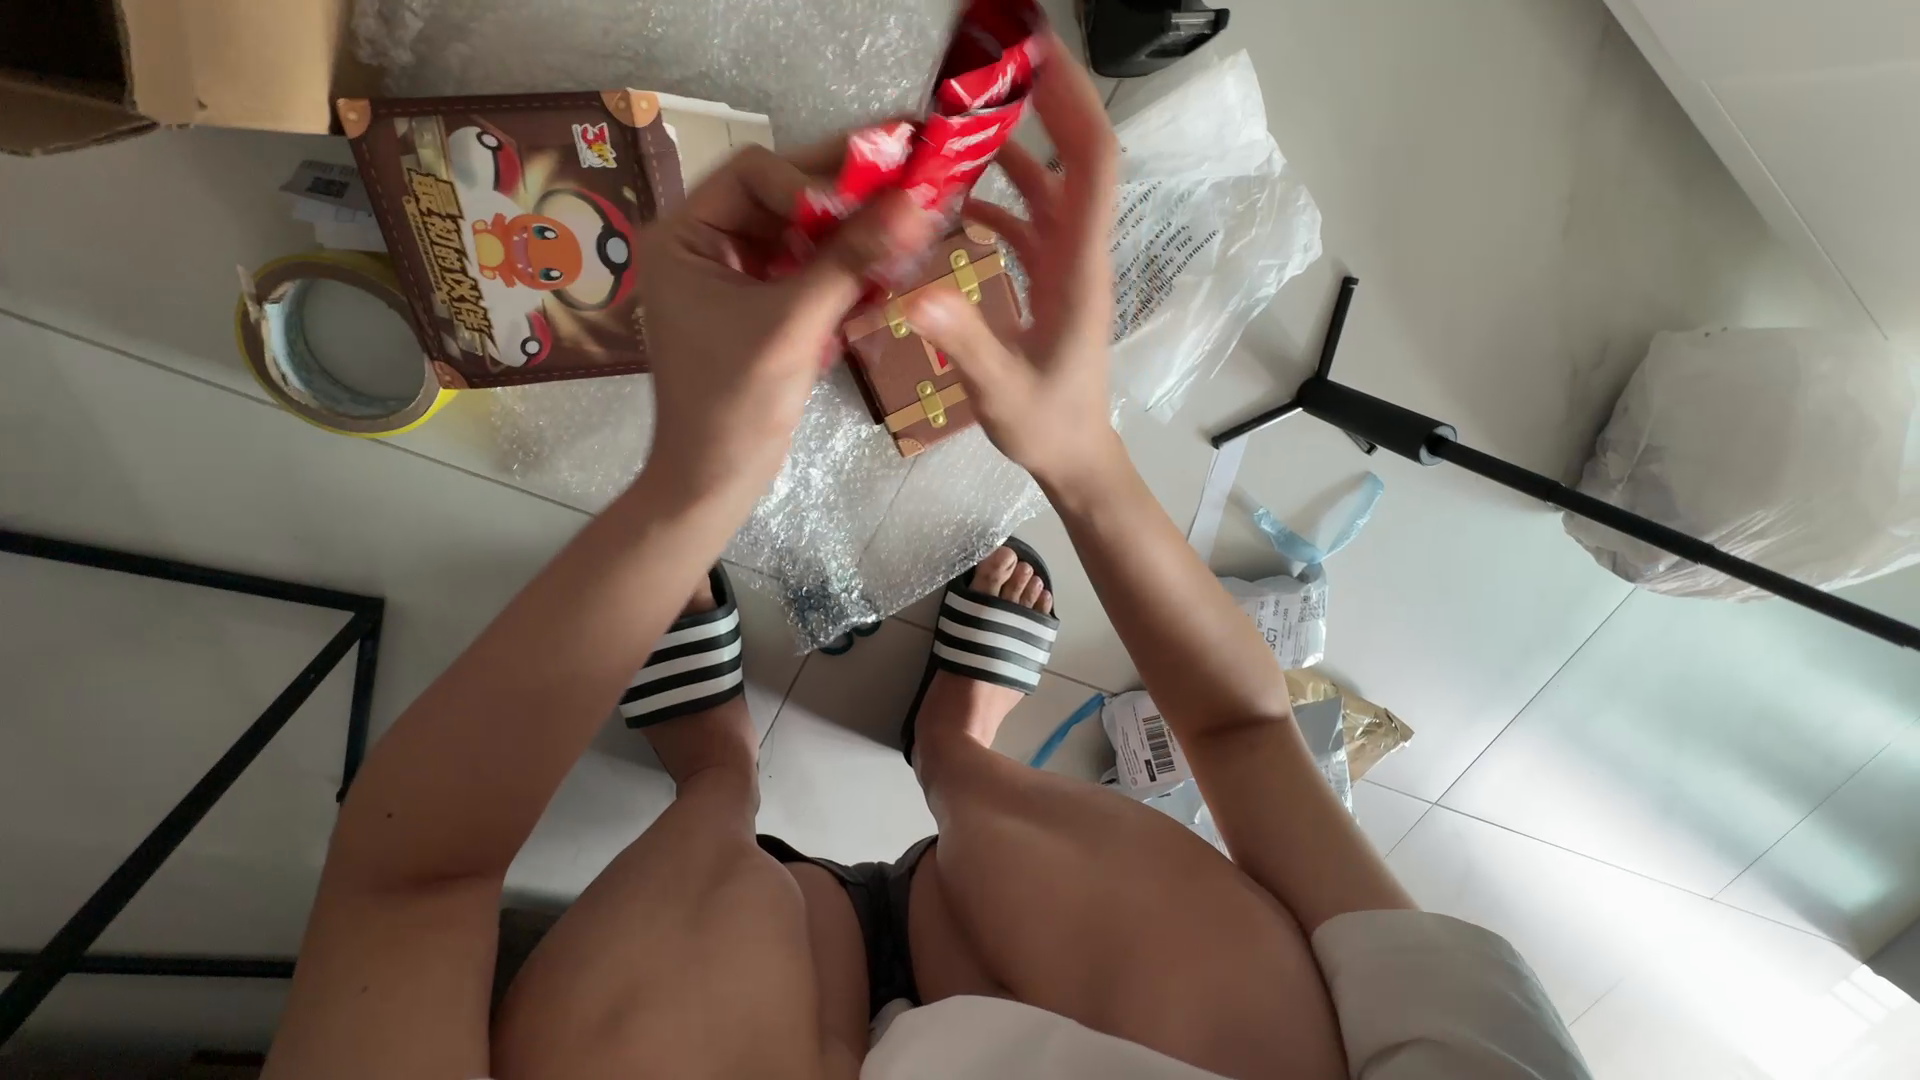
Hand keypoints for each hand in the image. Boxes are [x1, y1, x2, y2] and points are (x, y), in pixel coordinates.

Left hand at [637, 144, 935, 512]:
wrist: (717, 478)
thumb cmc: (736, 405)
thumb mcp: (793, 327)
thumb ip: (849, 262)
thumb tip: (912, 205)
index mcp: (683, 236)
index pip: (752, 174)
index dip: (810, 180)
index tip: (866, 206)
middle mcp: (706, 245)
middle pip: (781, 197)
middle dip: (843, 196)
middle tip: (909, 174)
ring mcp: (736, 277)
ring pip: (801, 233)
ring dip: (851, 232)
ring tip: (908, 220)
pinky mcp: (762, 308)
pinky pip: (808, 271)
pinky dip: (844, 269)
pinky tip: (886, 265)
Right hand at [906, 38, 1121, 491]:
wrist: (1074, 456)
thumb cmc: (1048, 427)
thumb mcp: (1003, 392)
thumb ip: (966, 344)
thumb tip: (914, 294)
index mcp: (1080, 270)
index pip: (1093, 167)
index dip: (1074, 106)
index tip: (1040, 59)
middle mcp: (1079, 257)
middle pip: (1075, 163)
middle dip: (1044, 109)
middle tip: (993, 72)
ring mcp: (1066, 270)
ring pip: (1051, 191)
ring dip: (1016, 153)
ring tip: (966, 124)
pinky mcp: (1050, 286)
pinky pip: (1030, 226)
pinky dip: (1001, 203)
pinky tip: (962, 202)